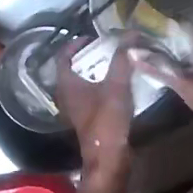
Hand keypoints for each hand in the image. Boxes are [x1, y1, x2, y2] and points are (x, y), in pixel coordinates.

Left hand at [54, 38, 135, 172]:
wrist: (108, 156)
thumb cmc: (106, 119)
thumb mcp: (116, 85)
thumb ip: (121, 60)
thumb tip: (129, 36)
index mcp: (66, 84)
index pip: (62, 56)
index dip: (74, 44)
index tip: (91, 37)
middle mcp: (66, 95)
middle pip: (71, 69)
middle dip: (87, 57)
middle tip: (105, 49)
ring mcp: (75, 109)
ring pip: (81, 83)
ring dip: (95, 72)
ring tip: (113, 64)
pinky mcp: (86, 119)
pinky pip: (89, 95)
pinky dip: (99, 86)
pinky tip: (117, 85)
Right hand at [133, 27, 192, 131]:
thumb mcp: (187, 85)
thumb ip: (160, 68)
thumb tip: (132, 51)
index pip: (175, 21)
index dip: (154, 21)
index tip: (133, 25)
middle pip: (180, 33)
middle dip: (158, 36)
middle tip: (132, 42)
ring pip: (186, 47)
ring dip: (168, 49)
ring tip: (143, 54)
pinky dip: (178, 60)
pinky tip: (166, 69)